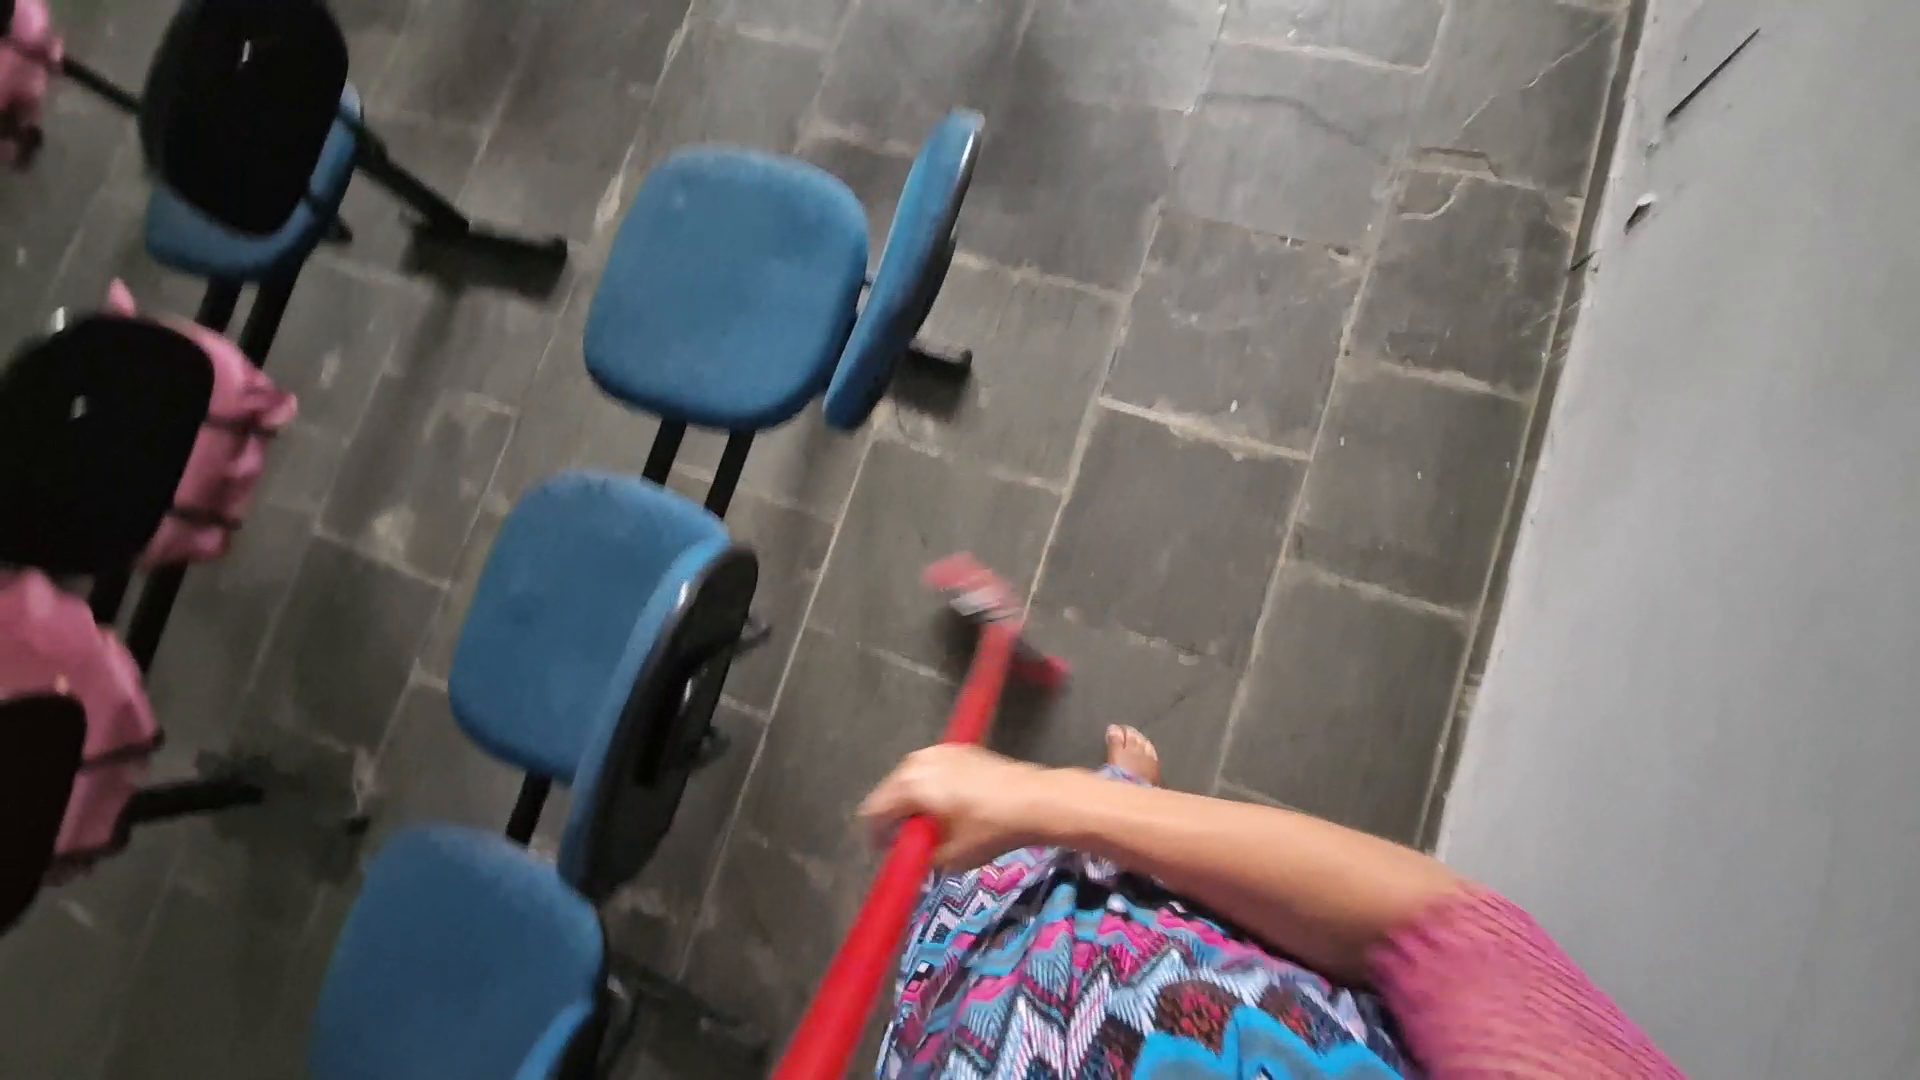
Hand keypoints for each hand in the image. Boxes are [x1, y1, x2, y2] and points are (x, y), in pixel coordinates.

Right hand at [857, 745, 1057, 870]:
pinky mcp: (957, 748)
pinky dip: (928, 785)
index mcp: (910, 786)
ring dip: (910, 799)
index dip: (876, 835)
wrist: (1032, 799)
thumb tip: (912, 854)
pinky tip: (946, 804)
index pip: (874, 811)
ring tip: (927, 822)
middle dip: (892, 815)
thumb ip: (920, 855)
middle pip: (889, 790)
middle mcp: (918, 762)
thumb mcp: (949, 857)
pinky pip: (929, 769)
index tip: (887, 852)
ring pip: (908, 777)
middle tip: (907, 840)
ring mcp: (938, 750)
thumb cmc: (989, 829)